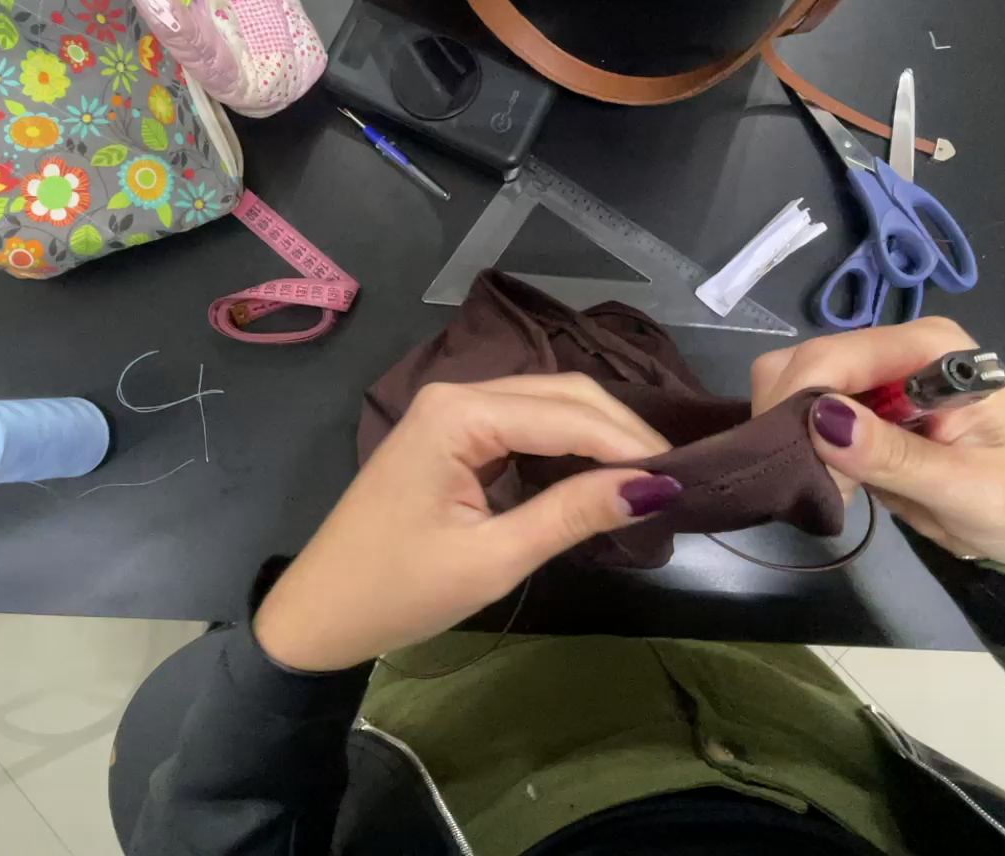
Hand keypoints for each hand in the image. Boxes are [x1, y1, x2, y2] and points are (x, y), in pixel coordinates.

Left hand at [254, 375, 679, 671]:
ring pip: (544, 403)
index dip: (629, 443)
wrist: (320, 612)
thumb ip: (571, 514)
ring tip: (646, 475)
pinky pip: (522, 423)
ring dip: (596, 434)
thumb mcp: (492, 559)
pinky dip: (564, 443)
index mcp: (459, 414)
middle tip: (671, 478)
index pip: (567, 414)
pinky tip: (596, 469)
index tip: (685, 478)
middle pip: (559, 394)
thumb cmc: (397, 591)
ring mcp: (451, 409)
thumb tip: (654, 487)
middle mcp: (457, 393)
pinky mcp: (452, 432)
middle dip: (619, 431)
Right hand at [751, 318, 1004, 571]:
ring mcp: (875, 378)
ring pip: (790, 387)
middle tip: (822, 482)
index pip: (832, 356)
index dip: (800, 403)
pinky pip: (802, 415)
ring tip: (832, 486)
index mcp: (930, 349)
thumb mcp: (973, 490)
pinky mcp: (861, 408)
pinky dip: (801, 448)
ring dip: (793, 438)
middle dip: (793, 422)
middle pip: (801, 365)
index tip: (804, 466)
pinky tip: (832, 480)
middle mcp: (894, 351)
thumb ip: (894, 455)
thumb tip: (820, 420)